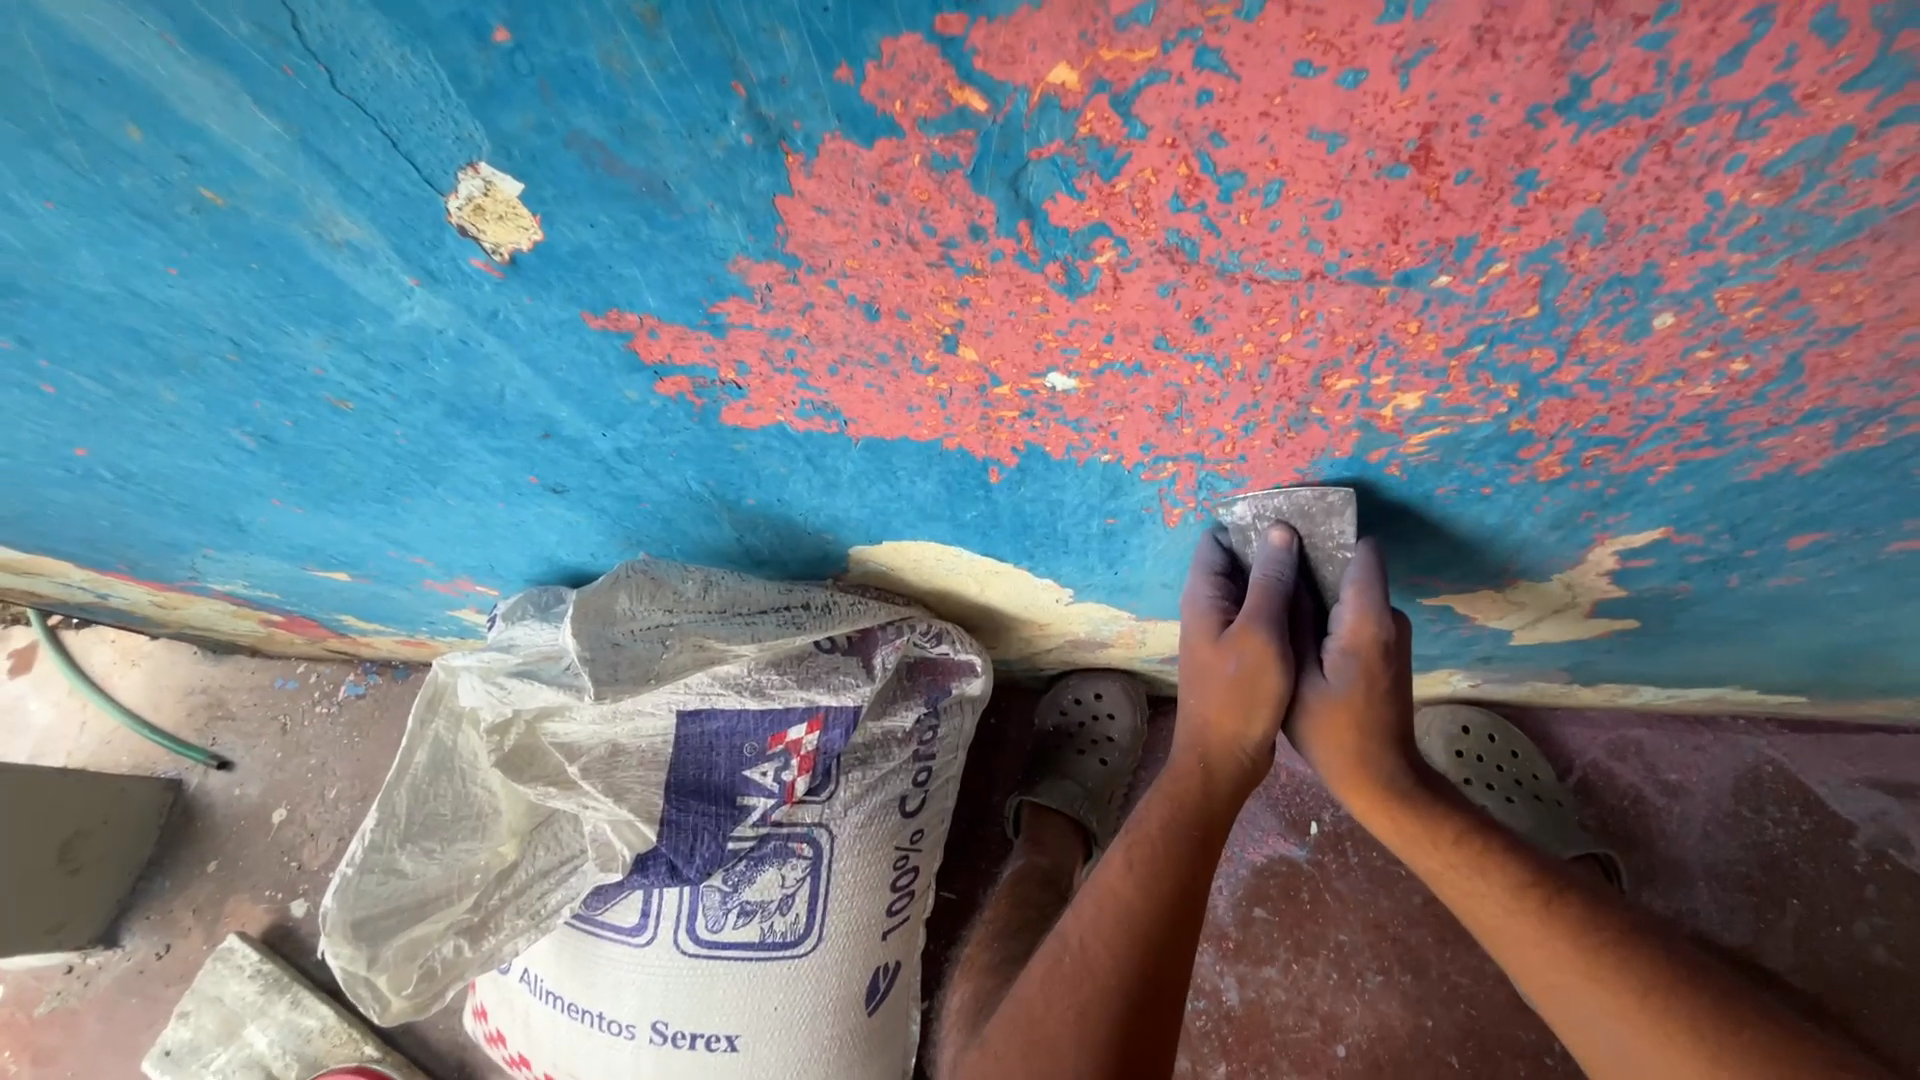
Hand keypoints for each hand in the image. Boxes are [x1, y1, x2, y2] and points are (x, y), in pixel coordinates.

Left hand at [1175, 524, 1302, 794]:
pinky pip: (1260, 615)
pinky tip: (1317, 604)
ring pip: (1252, 588)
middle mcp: (1208, 605)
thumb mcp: (1260, 633)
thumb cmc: (1239, 695)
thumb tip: (1279, 528)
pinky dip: (1283, 605)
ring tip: (1328, 565)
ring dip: (1282, 577)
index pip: (1219, 539)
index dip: (1252, 524)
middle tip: (1322, 540)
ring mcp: (1222, 629)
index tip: (1295, 518)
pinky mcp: (1239, 651)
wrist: (1223, 757)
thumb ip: (1270, 580)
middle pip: (1238, 561)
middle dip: (1274, 547)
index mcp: (1204, 594)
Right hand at [1286, 538, 1423, 813]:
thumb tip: (1282, 567)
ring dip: (1315, 591)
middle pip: (1351, 567)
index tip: (1286, 537)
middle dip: (1310, 563)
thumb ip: (1292, 618)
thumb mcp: (1297, 675)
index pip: (1360, 549)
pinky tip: (1293, 629)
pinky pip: (1353, 611)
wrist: (1379, 777)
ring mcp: (1391, 632)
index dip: (1325, 535)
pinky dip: (1326, 613)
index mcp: (1367, 618)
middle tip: (1263, 571)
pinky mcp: (1385, 647)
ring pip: (1349, 590)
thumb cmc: (1332, 731)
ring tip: (1272, 600)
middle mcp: (1388, 616)